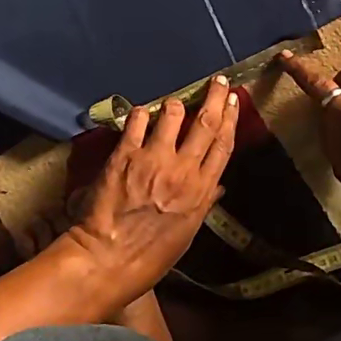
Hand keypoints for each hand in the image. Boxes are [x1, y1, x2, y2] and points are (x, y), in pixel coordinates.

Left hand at [53, 77, 238, 310]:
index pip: (223, 145)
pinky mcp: (125, 154)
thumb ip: (203, 203)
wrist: (107, 260)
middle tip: (219, 80)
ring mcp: (153, 159)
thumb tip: (217, 186)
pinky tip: (141, 114)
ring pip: (172, 115)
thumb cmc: (150, 256)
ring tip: (172, 104)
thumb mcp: (187, 233)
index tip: (233, 101)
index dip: (230, 118)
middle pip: (205, 123)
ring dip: (174, 105)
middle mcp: (182, 170)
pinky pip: (138, 121)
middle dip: (214, 97)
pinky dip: (142, 113)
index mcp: (201, 190)